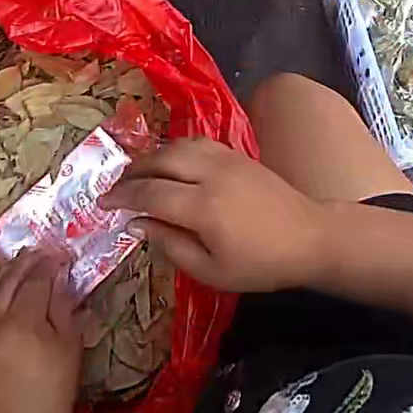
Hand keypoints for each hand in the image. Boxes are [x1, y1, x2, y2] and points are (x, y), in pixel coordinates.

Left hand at [0, 249, 80, 412]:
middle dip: (26, 262)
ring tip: (22, 263)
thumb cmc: (54, 392)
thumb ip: (65, 309)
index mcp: (23, 321)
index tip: (64, 253)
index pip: (37, 280)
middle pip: (9, 281)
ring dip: (7, 274)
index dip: (51, 263)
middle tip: (43, 250)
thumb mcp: (70, 347)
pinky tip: (4, 293)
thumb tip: (61, 280)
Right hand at [100, 138, 331, 292]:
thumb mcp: (211, 270)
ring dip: (154, 155)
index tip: (102, 203)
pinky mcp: (240, 155)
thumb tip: (137, 224)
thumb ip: (170, 245)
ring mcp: (228, 159)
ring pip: (180, 144)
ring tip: (138, 172)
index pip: (150, 193)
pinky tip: (171, 162)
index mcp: (203, 207)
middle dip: (132, 171)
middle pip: (161, 160)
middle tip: (115, 186)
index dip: (121, 196)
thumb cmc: (261, 263)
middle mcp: (213, 174)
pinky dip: (177, 148)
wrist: (310, 236)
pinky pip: (200, 142)